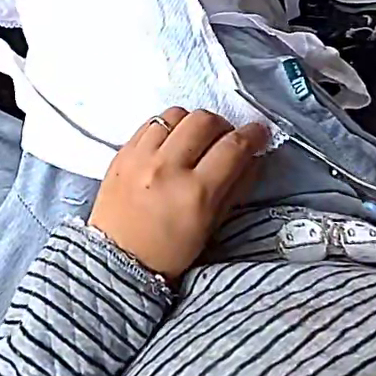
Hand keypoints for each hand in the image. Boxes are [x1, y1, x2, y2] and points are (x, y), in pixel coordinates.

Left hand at [90, 108, 268, 277]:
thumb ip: (236, 186)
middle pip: (204, 120)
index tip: (258, 133)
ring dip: (193, 124)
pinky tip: (170, 143)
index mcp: (195, 193)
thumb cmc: (170, 251)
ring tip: (194, 140)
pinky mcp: (121, 152)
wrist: (117, 261)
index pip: (233, 147)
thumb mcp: (212, 225)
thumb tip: (253, 156)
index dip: (253, 135)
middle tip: (224, 139)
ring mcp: (140, 157)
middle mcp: (167, 168)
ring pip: (176, 114)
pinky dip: (167, 127)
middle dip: (223, 126)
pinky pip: (150, 122)